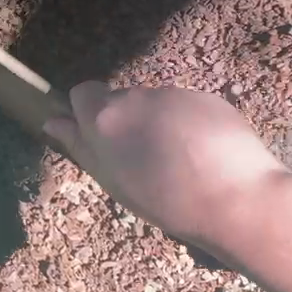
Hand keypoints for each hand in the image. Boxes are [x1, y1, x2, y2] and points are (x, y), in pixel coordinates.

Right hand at [42, 82, 288, 251]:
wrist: (239, 199)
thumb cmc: (163, 199)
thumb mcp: (110, 179)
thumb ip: (79, 145)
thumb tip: (52, 121)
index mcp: (104, 116)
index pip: (82, 92)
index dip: (88, 112)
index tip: (102, 139)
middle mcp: (135, 96)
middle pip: (119, 99)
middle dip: (125, 120)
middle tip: (141, 157)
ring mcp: (174, 94)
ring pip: (153, 104)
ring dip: (156, 123)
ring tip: (178, 159)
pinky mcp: (208, 98)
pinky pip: (185, 107)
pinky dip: (187, 124)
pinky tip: (203, 153)